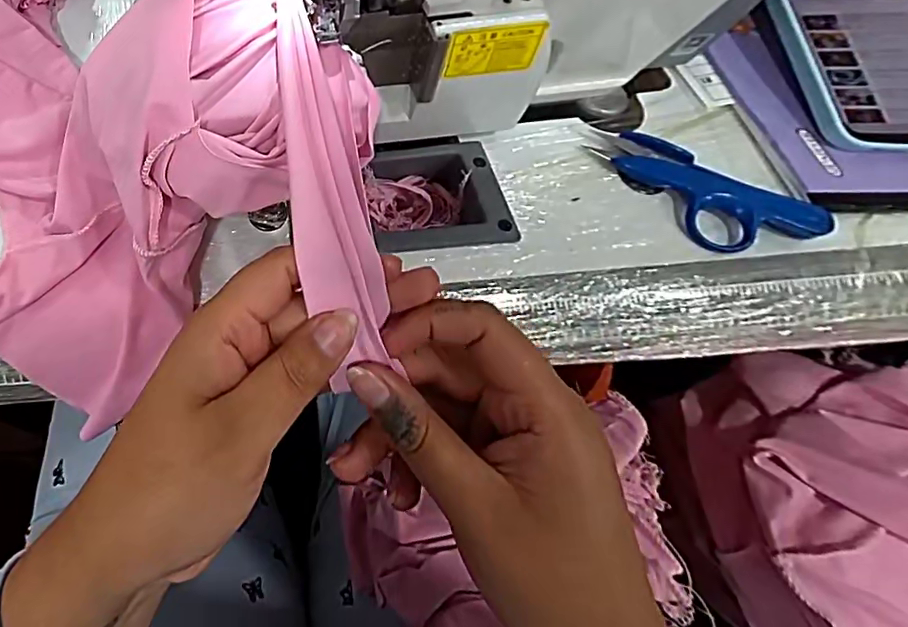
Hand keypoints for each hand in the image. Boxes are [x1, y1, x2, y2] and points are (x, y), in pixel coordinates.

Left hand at [2, 249, 440, 626]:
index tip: (386, 262)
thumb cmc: (172, 485)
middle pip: (299, 302)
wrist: (127, 549)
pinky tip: (368, 362)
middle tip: (417, 290)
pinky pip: (295, 371)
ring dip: (349, 327)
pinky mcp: (250, 403)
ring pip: (302, 336)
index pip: (280, 271)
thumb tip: (343, 314)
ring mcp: (242, 372)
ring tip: (406, 318)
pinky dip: (332, 364)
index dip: (331, 258)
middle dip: (354, 292)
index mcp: (221, 327)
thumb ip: (293, 371)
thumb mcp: (239, 428)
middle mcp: (233, 339)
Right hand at [330, 300, 661, 626]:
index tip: (374, 341)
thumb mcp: (476, 504)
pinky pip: (444, 434)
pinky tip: (395, 487)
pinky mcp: (500, 455)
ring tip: (358, 467)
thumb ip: (415, 432)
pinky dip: (413, 454)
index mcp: (545, 402)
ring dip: (393, 431)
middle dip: (393, 391)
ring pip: (436, 402)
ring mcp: (513, 430)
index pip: (481, 327)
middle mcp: (530, 404)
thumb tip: (363, 374)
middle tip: (350, 415)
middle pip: (447, 367)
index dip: (424, 322)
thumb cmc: (557, 585)